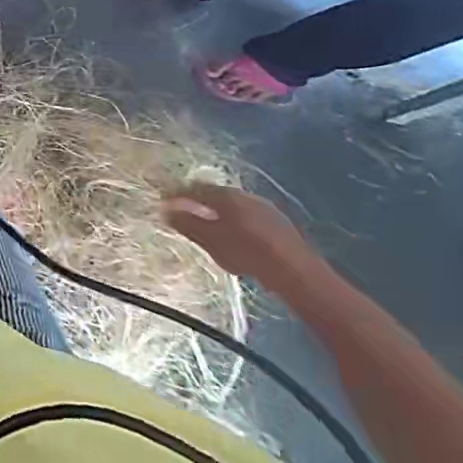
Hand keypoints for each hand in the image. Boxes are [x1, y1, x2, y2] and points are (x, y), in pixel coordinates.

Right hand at [162, 183, 322, 293]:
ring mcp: (266, 209)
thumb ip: (186, 223)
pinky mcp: (280, 225)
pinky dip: (237, 222)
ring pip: (234, 206)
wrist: (297, 274)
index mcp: (225, 195)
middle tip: (186, 215)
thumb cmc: (246, 252)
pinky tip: (237, 237)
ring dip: (219, 214)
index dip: (177, 195)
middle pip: (214, 195)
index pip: (193, 188)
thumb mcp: (209, 240)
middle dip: (199, 203)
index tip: (165, 203)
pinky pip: (249, 217)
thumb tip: (166, 210)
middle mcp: (245, 196)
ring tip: (211, 228)